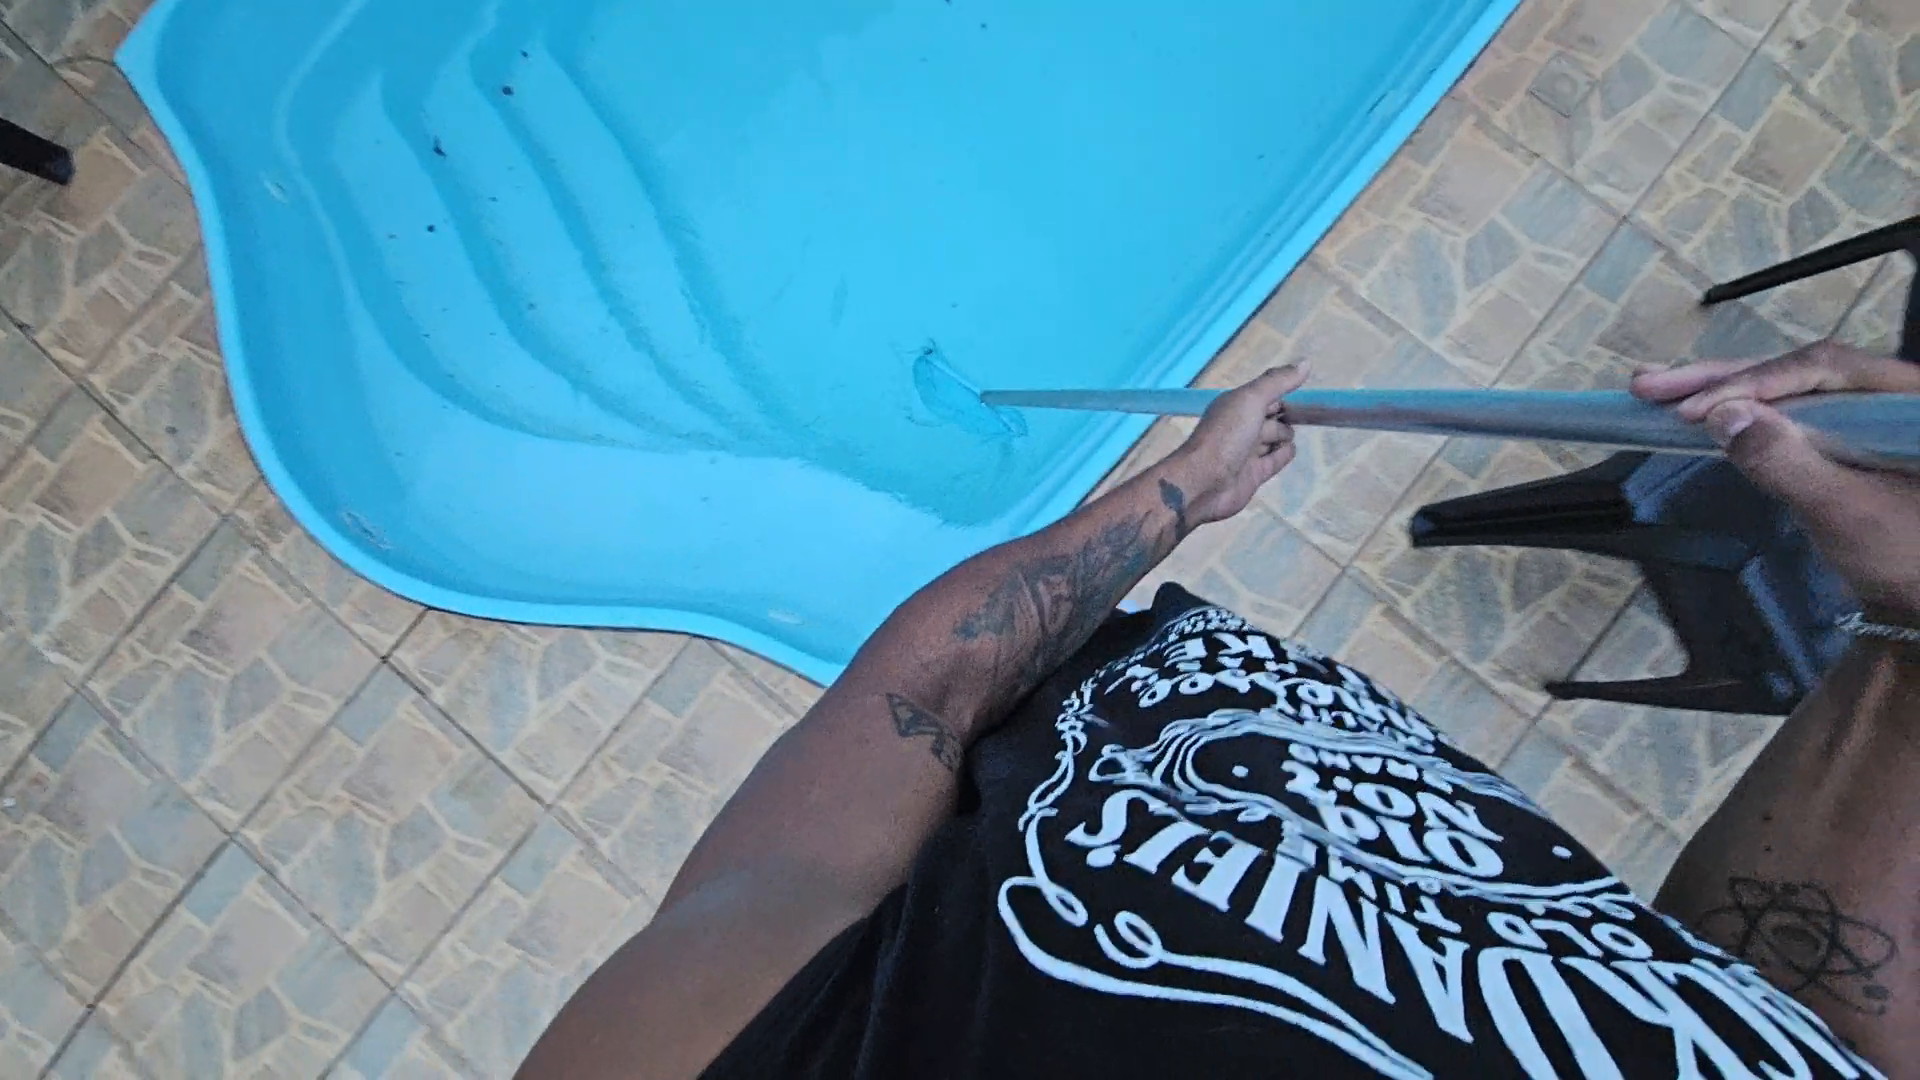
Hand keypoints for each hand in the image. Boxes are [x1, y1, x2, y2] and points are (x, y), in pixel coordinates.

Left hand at [1163, 365, 1306, 527]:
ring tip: (1285, 436)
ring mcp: (1246, 452)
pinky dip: (1283, 454)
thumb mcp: (1251, 400)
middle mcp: (1239, 427)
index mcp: (1234, 406)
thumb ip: (1276, 382)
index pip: (1263, 395)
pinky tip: (1288, 450)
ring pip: (1273, 439)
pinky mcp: (1253, 475)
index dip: (1281, 392)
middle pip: (1270, 417)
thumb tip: (1306, 362)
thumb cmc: (1225, 436)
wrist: (1203, 482)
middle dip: (1285, 416)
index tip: (1302, 391)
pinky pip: (1275, 460)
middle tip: (1302, 416)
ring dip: (1284, 435)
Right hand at [1631, 341, 1919, 621]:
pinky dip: (1729, 408)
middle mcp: (1891, 395)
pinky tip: (1687, 405)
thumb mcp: (1844, 510)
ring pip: (1783, 386)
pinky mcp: (1839, 435)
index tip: (1688, 412)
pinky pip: (1781, 409)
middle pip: (1797, 370)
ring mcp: (1865, 415)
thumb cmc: (1904, 554)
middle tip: (1646, 385)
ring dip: (1713, 388)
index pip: (1824, 370)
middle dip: (1718, 378)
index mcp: (1911, 402)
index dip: (1751, 383)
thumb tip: (1723, 416)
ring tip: (1649, 388)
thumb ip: (1787, 461)